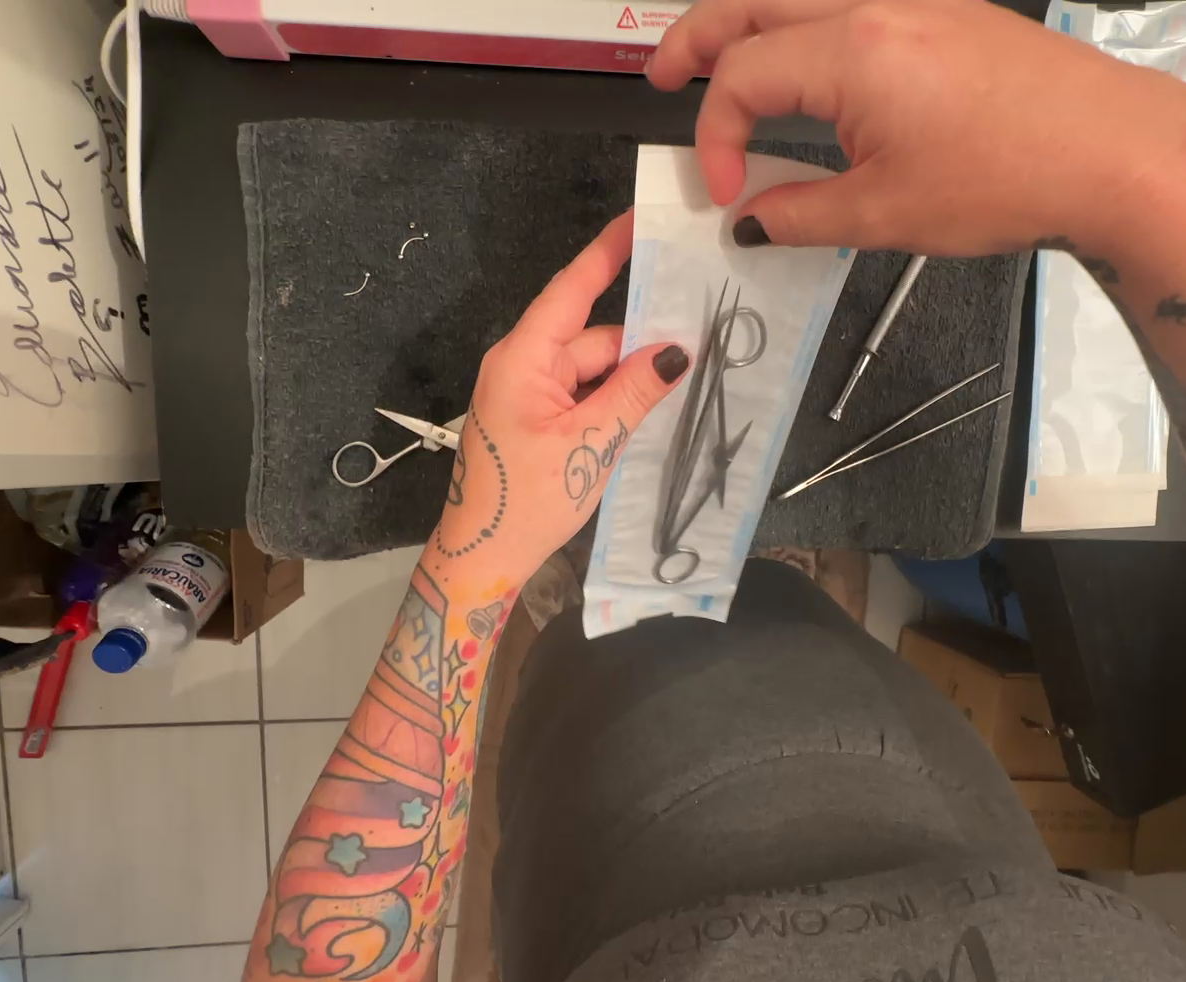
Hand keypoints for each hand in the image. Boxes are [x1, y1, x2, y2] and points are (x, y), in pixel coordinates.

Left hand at [431, 211, 689, 576]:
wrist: (485, 556)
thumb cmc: (528, 500)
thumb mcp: (590, 445)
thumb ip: (634, 393)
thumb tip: (677, 352)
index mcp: (524, 359)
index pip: (571, 291)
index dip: (607, 254)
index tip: (641, 222)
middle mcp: (524, 366)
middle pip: (591, 336)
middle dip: (639, 342)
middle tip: (699, 341)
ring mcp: (530, 394)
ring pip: (592, 370)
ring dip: (629, 379)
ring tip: (683, 386)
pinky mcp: (537, 420)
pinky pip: (582, 395)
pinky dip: (612, 401)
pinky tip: (649, 411)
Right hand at [645, 0, 1185, 261]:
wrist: (1114, 154)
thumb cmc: (1007, 179)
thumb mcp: (881, 214)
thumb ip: (798, 213)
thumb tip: (752, 219)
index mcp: (852, 49)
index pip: (741, 78)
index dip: (716, 142)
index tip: (727, 196)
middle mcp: (874, 4)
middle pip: (752, 0)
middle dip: (694, 38)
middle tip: (660, 76)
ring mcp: (911, 1)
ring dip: (745, 25)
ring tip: (714, 64)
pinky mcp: (939, 15)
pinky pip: (845, 8)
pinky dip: (798, 33)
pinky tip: (796, 68)